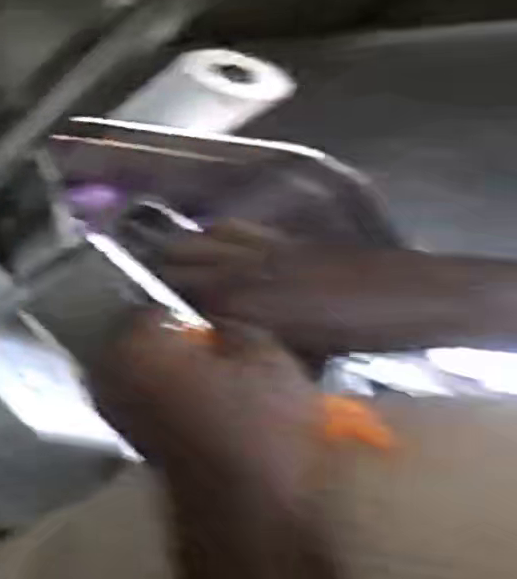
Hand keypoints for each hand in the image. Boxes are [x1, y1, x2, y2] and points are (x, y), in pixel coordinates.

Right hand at [91, 310, 321, 495]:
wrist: (231, 502)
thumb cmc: (184, 413)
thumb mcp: (142, 351)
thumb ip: (144, 323)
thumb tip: (151, 313)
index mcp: (267, 351)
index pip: (220, 323)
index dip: (179, 326)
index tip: (144, 335)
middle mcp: (295, 388)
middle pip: (230, 366)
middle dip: (190, 368)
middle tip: (144, 373)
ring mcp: (296, 436)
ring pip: (231, 405)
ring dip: (194, 405)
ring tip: (149, 411)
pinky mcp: (282, 474)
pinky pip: (229, 441)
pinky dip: (199, 438)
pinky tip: (169, 443)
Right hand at [161, 221, 480, 356]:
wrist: (431, 298)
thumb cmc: (363, 335)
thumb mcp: (301, 351)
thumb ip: (245, 339)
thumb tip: (208, 337)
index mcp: (235, 304)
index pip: (169, 298)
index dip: (152, 306)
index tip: (146, 315)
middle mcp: (232, 272)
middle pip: (167, 264)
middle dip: (154, 276)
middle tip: (152, 291)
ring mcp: (255, 249)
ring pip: (188, 242)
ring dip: (176, 253)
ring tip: (174, 265)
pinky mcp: (277, 236)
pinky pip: (228, 227)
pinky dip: (212, 235)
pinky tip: (215, 246)